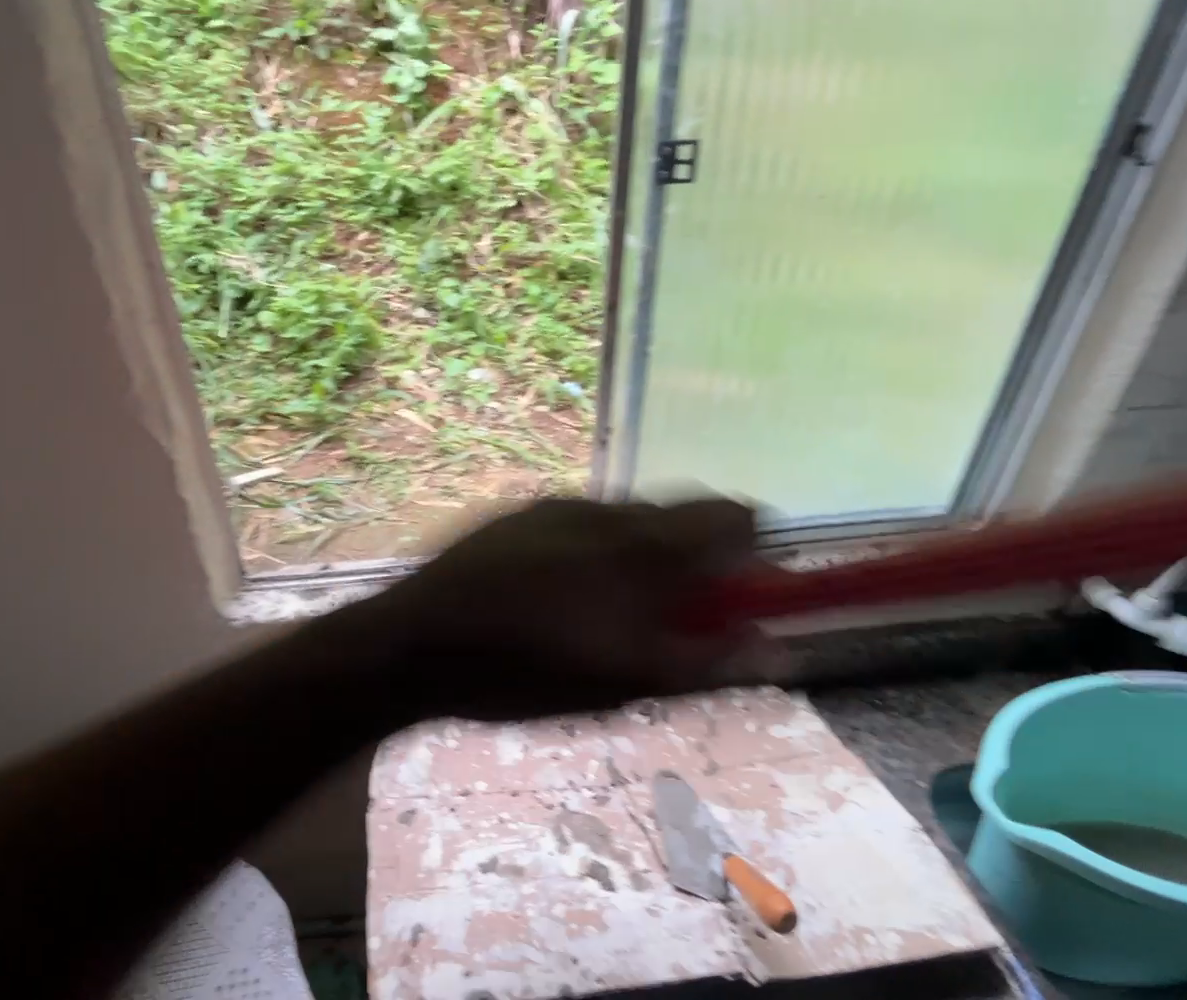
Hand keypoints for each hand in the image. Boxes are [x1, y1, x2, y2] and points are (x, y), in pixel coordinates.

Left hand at [363, 496, 759, 719]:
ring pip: (626, 524)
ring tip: (607, 615)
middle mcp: (605, 507)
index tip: (740, 593)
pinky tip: (557, 598)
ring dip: (639, 559)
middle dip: (690, 563)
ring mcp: (556, 507)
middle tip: (671, 618)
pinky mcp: (518, 516)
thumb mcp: (623, 679)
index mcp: (642, 540)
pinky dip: (593, 554)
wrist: (415, 640)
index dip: (749, 552)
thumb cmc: (525, 670)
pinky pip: (580, 526)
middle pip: (679, 518)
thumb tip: (771, 644)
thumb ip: (704, 657)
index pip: (732, 515)